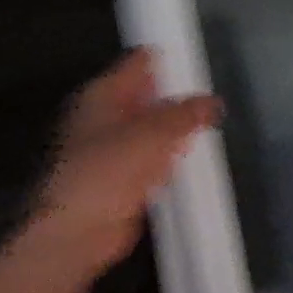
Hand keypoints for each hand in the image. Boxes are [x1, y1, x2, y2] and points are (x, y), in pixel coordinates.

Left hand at [30, 48, 220, 272]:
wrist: (76, 233)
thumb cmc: (107, 171)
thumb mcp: (153, 133)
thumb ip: (186, 114)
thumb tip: (213, 103)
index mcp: (103, 93)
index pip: (141, 62)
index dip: (171, 59)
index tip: (203, 63)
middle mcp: (106, 114)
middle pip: (149, 95)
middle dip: (179, 97)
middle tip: (215, 96)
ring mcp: (113, 148)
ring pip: (153, 128)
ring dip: (177, 130)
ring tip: (214, 124)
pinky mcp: (122, 178)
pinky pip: (154, 158)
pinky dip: (171, 158)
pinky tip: (195, 159)